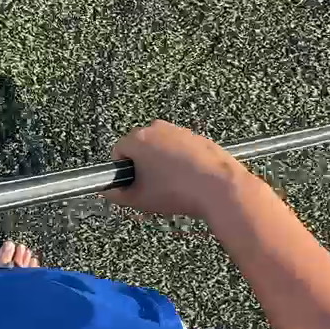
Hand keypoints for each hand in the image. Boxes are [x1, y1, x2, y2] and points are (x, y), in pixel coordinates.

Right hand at [105, 120, 261, 221]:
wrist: (219, 189)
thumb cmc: (178, 191)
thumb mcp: (139, 199)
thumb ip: (117, 195)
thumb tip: (110, 192)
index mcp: (139, 139)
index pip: (118, 151)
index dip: (122, 170)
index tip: (131, 183)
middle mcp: (158, 129)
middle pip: (140, 146)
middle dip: (142, 164)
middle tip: (150, 186)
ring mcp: (180, 131)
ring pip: (161, 147)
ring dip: (161, 162)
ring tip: (172, 185)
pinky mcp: (198, 137)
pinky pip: (180, 148)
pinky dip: (180, 161)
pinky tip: (187, 180)